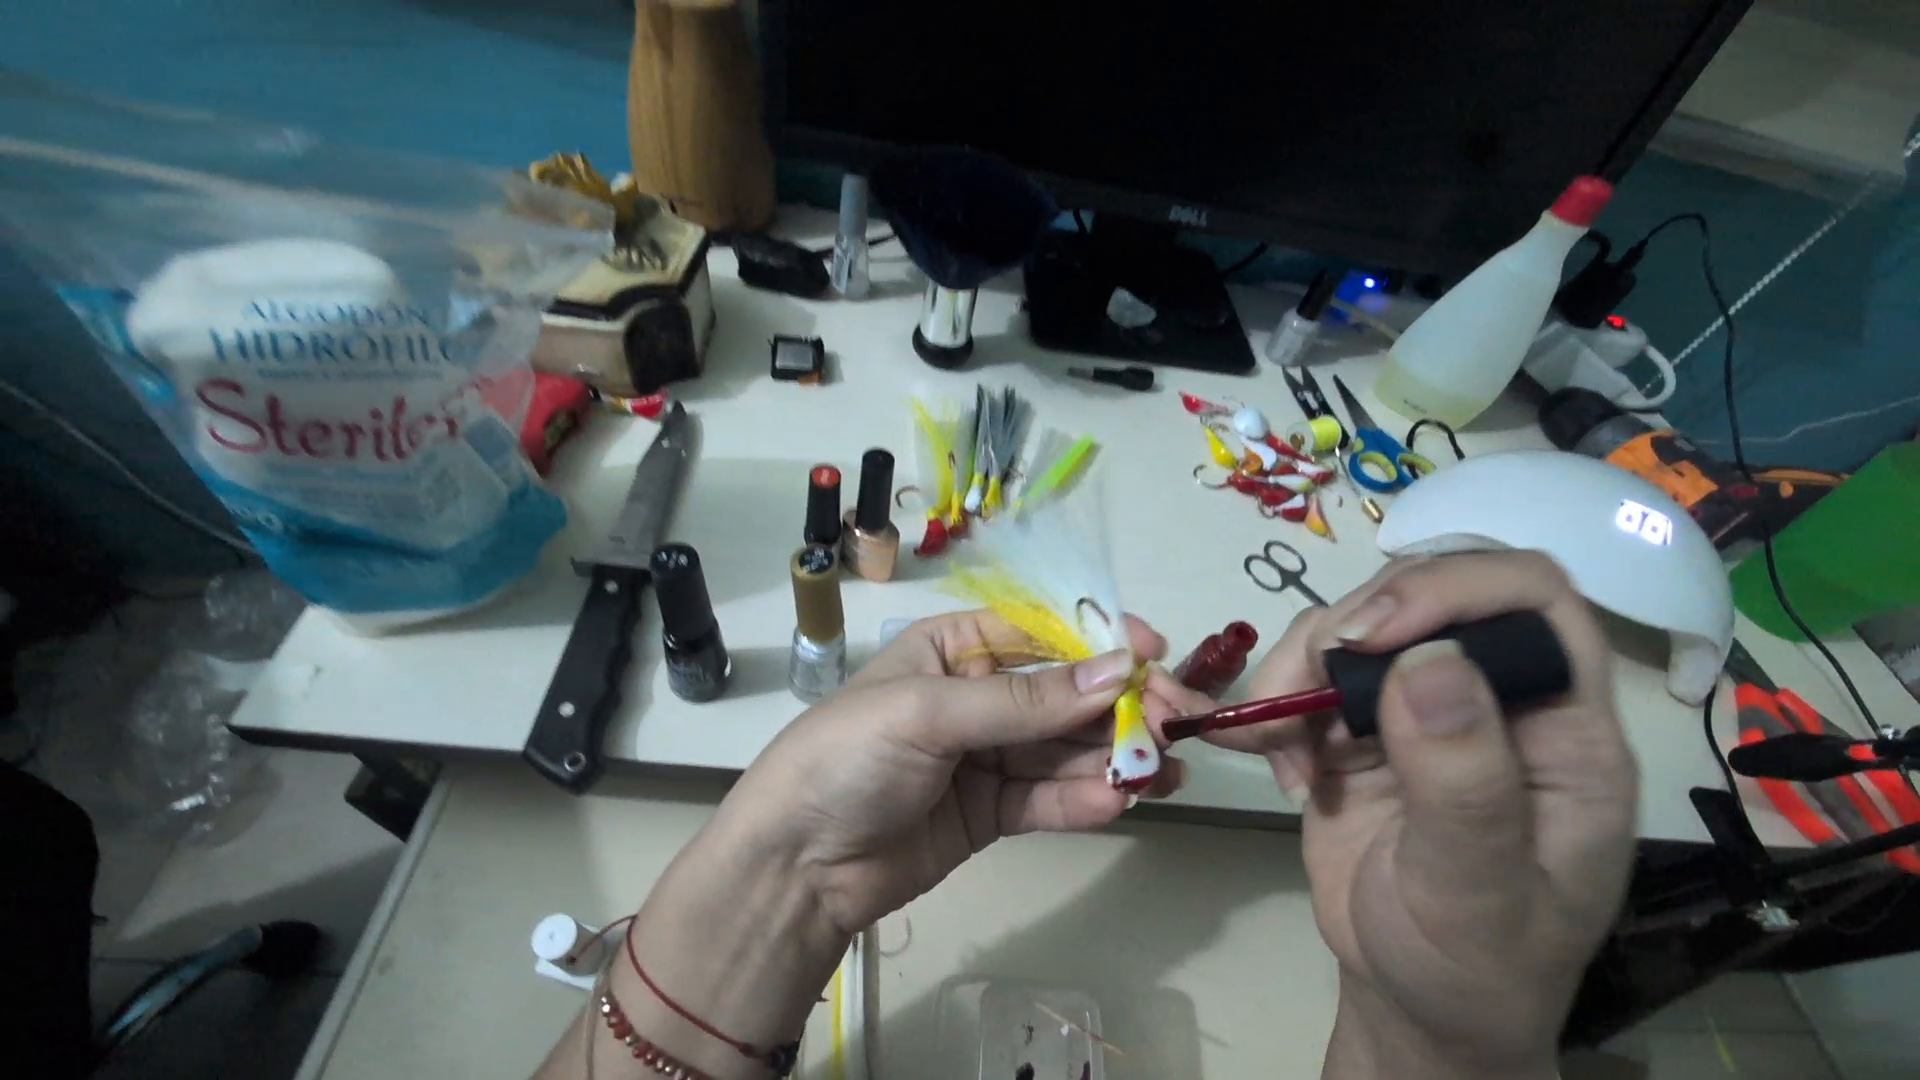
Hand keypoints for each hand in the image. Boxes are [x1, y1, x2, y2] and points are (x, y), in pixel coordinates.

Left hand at [544, 611, 1181, 1079]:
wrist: (793, 865)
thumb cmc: (847, 757)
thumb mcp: (928, 713)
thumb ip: (1025, 700)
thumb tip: (1117, 670)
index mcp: (952, 648)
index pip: (1040, 632)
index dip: (1098, 639)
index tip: (1154, 652)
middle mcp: (975, 694)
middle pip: (1063, 693)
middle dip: (1117, 706)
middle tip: (1175, 723)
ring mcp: (986, 754)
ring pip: (1064, 748)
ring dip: (1112, 756)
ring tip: (1161, 769)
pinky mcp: (992, 809)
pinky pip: (1048, 797)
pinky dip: (1084, 798)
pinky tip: (1120, 802)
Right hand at [1147, 553, 1636, 1079]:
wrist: (1412, 1001)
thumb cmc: (1472, 965)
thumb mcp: (1477, 892)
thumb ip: (1463, 781)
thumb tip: (1429, 659)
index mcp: (1561, 727)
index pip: (1529, 597)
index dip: (1449, 590)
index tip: (1368, 637)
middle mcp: (1493, 697)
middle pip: (1420, 595)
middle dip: (1347, 629)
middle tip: (1299, 693)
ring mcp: (1419, 706)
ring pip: (1351, 625)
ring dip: (1294, 666)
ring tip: (1271, 741)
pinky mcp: (1358, 725)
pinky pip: (1307, 671)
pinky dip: (1272, 700)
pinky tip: (1267, 755)